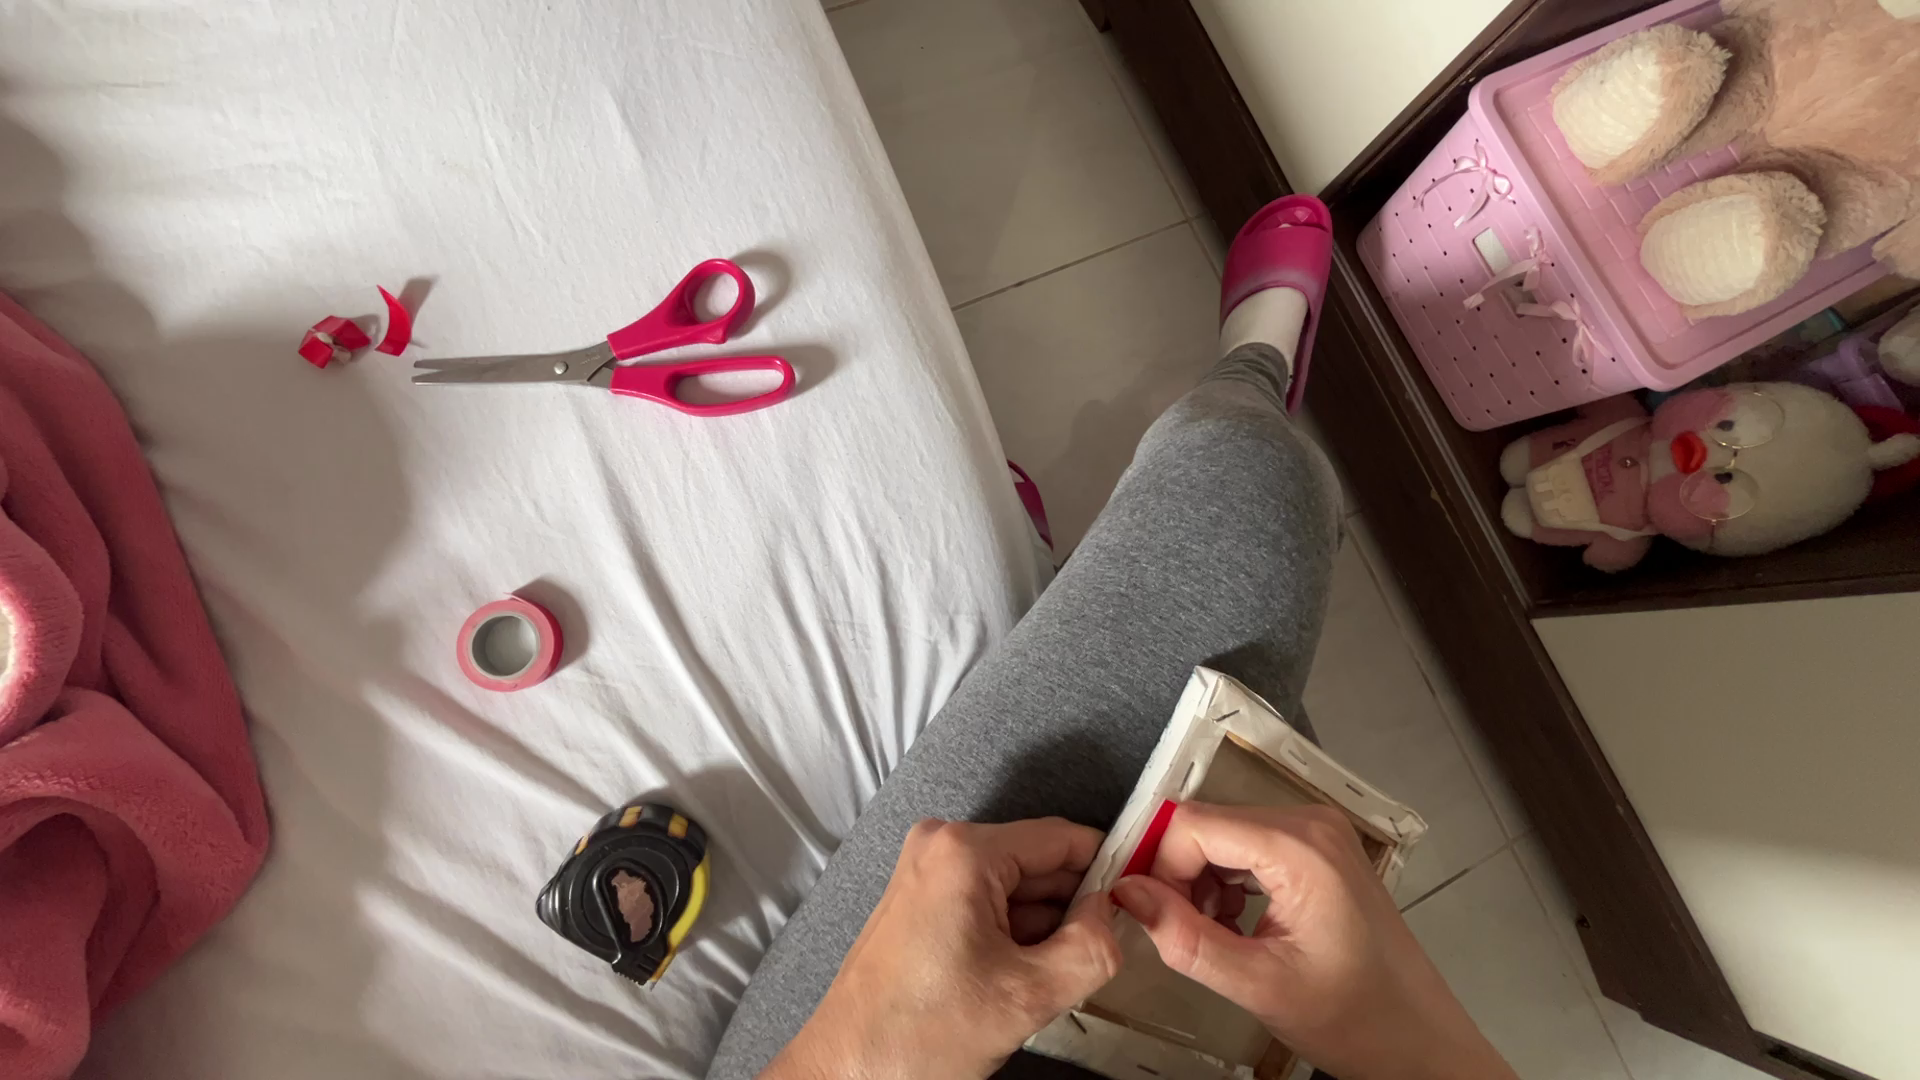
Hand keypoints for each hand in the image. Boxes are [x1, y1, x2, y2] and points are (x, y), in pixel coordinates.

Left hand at [763, 818, 1122, 1079]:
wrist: (844, 1073)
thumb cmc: (918, 1034)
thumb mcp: (1025, 996)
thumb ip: (1090, 949)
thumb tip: (1116, 915)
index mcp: (964, 850)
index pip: (1058, 838)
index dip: (1105, 863)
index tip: (1138, 890)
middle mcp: (942, 844)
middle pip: (1035, 861)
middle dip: (1073, 904)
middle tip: (1104, 949)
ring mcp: (927, 870)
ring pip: (1013, 885)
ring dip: (1043, 925)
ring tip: (1059, 974)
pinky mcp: (921, 897)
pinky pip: (986, 900)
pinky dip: (1013, 932)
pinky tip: (1024, 973)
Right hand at [1110, 802, 1516, 1079]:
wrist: (1426, 1046)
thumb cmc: (1354, 1021)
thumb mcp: (1260, 988)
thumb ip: (1186, 939)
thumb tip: (1125, 893)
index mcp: (1299, 848)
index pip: (1193, 824)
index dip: (1161, 865)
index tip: (1156, 915)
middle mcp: (1307, 820)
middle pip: (1207, 824)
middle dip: (1180, 874)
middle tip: (1181, 929)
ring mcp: (1315, 828)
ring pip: (1222, 831)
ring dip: (1201, 877)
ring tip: (1213, 931)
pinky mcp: (1316, 842)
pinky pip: (1246, 840)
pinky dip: (1226, 875)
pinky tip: (1234, 918)